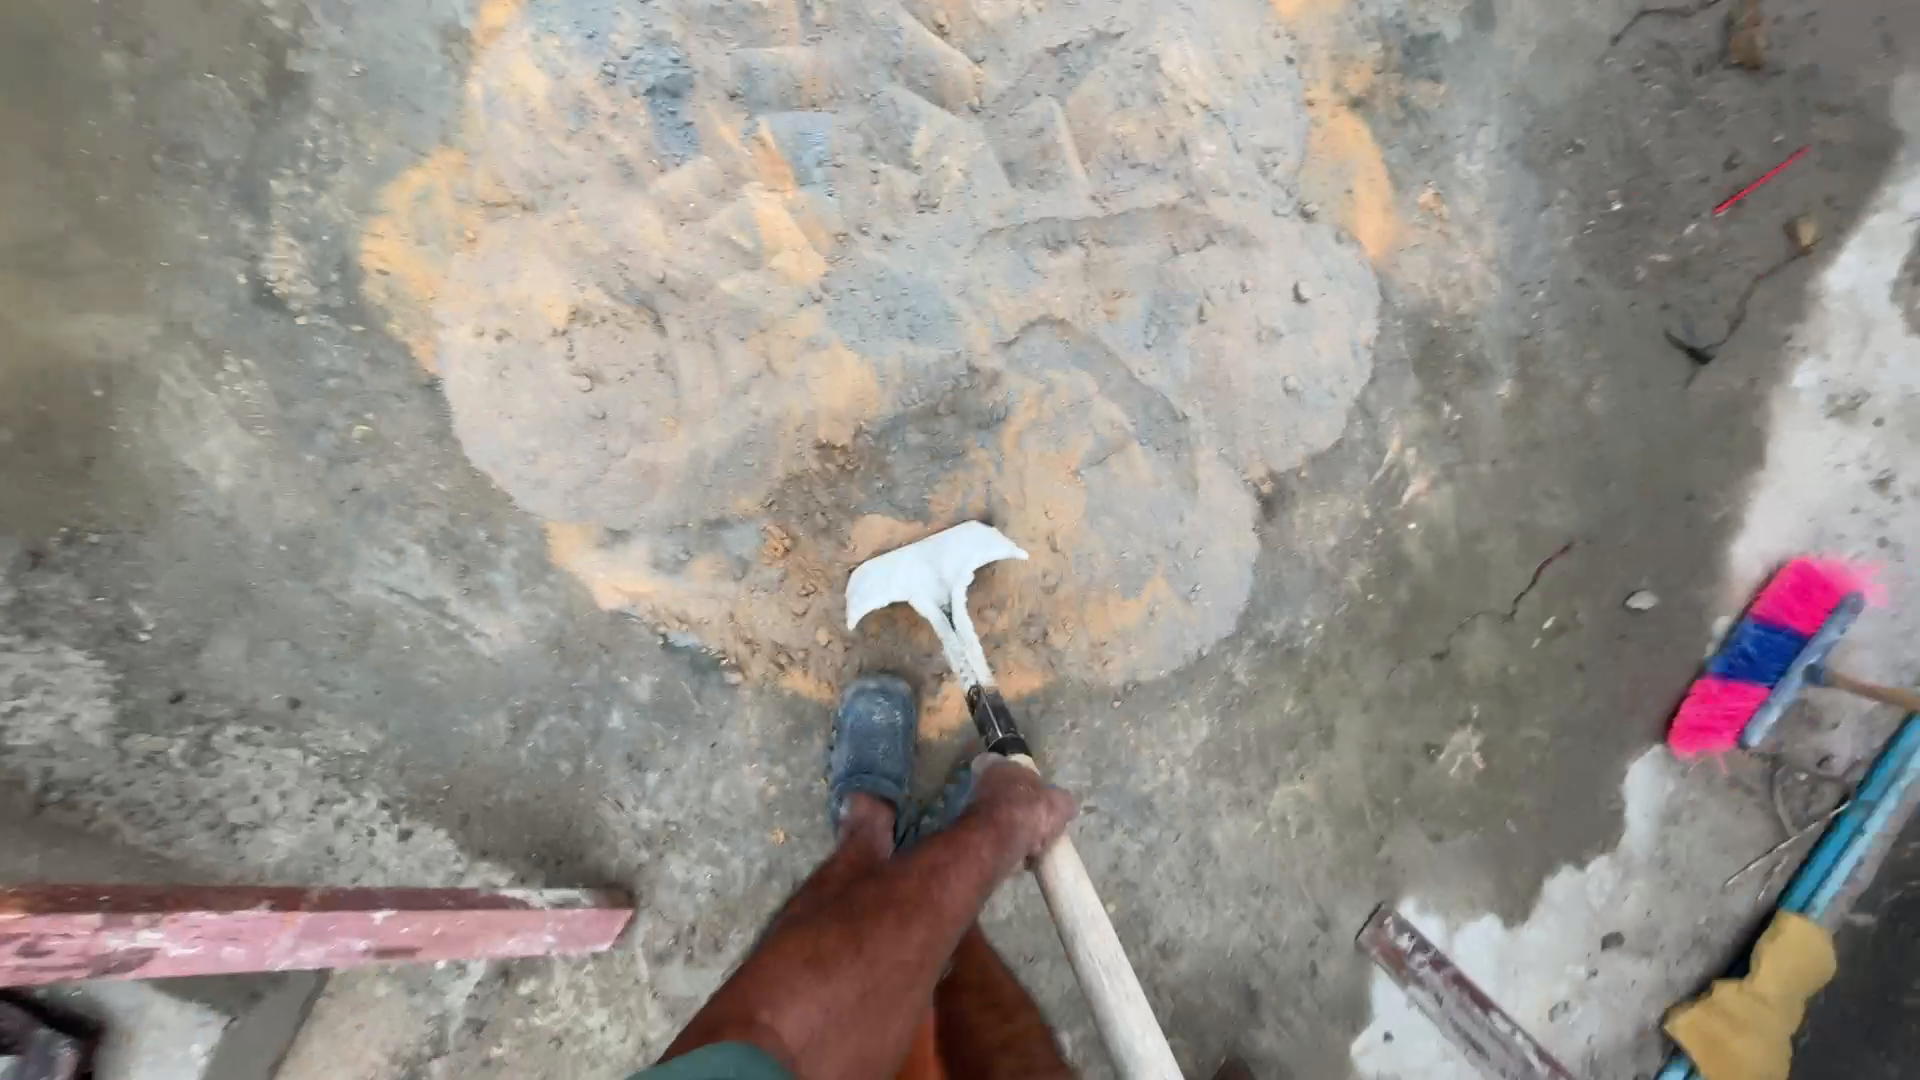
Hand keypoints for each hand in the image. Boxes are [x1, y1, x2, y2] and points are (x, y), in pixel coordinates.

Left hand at [967, 754, 1078, 865]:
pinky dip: (1010, 849)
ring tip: (1035, 849)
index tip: (1049, 810)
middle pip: (1015, 800)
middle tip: (1043, 832)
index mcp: (1006, 767)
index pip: (1025, 776)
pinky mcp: (975, 835)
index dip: (1039, 793)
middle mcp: (987, 783)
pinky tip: (1022, 859)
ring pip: (1006, 823)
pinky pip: (999, 842)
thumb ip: (1065, 802)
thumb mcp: (1061, 803)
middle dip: (1028, 816)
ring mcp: (978, 810)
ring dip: (1019, 835)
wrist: (999, 841)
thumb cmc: (1031, 811)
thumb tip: (1068, 806)